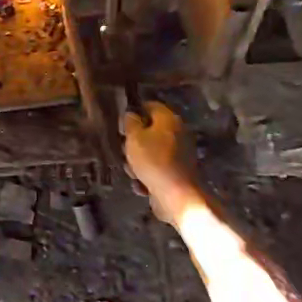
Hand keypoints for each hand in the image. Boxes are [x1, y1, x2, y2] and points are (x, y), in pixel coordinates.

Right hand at [120, 102, 197, 220]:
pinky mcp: (178, 173)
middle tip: (124, 150)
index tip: (121, 126)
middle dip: (133, 142)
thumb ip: (130, 123)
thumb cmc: (153, 161)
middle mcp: (178, 133)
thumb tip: (132, 114)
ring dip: (138, 162)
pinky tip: (141, 185)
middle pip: (149, 131)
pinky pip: (157, 169)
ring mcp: (179, 154)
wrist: (177, 196)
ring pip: (151, 152)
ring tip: (132, 172)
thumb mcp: (134, 138)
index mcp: (169, 119)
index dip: (134, 113)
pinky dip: (148, 176)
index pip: (150, 106)